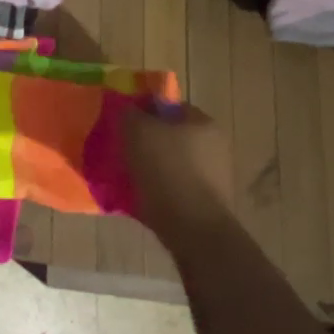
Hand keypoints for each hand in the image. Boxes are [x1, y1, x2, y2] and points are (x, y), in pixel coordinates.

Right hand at [120, 102, 231, 243]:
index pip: (168, 106)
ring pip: (169, 162)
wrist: (192, 227)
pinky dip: (156, 187)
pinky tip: (137, 193)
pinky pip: (172, 186)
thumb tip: (124, 108)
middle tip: (119, 147)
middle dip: (144, 140)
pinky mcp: (205, 202)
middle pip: (169, 135)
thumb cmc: (166, 169)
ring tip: (124, 172)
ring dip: (148, 165)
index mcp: (203, 123)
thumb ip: (128, 112)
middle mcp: (214, 146)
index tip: (120, 121)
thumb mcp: (136, 129)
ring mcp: (213, 177)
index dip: (142, 109)